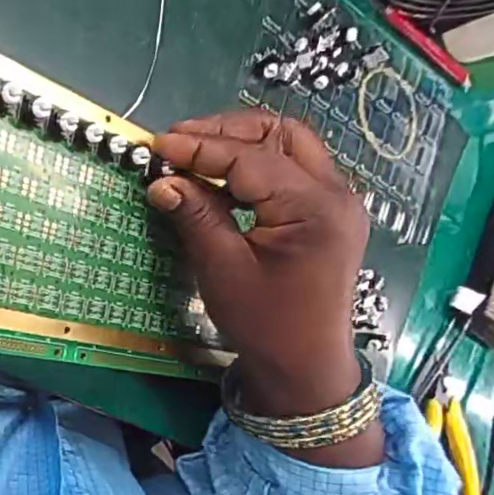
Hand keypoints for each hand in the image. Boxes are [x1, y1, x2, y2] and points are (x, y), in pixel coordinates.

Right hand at [147, 111, 370, 430]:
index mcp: (314, 207)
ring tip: (193, 153)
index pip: (251, 157)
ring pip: (288, 146)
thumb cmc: (265, 322)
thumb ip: (196, 217)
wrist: (304, 363)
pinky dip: (252, 165)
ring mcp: (335, 201)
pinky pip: (289, 170)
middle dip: (225, 131)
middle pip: (280, 134)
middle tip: (177, 141)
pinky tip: (219, 179)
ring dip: (240, 143)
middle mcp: (335, 193)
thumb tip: (162, 182)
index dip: (200, 147)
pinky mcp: (326, 213)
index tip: (158, 145)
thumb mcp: (223, 269)